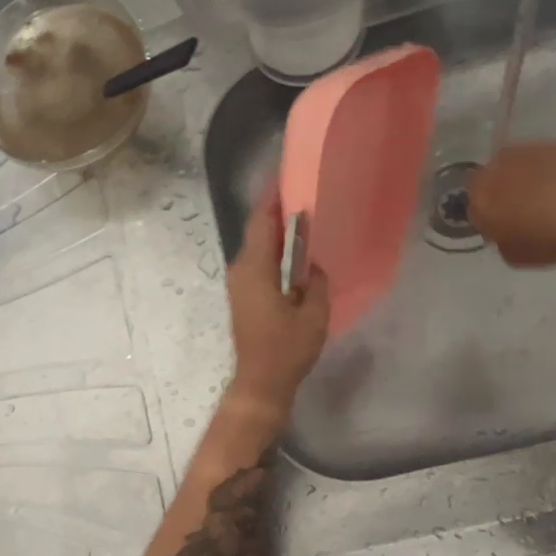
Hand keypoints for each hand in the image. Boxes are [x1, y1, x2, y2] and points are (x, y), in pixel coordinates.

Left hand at [224, 189, 329, 410]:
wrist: (260, 384)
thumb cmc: (286, 350)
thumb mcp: (313, 314)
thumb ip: (317, 282)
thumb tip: (314, 266)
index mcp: (255, 268)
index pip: (261, 220)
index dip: (272, 195)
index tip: (286, 172)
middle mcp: (241, 270)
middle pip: (258, 230)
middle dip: (277, 210)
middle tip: (304, 191)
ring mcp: (239, 285)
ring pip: (258, 248)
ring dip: (277, 233)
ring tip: (303, 218)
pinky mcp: (244, 298)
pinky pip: (259, 264)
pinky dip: (275, 253)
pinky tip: (295, 254)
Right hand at [469, 141, 555, 266]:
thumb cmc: (553, 236)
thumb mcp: (518, 256)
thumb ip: (504, 242)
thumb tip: (508, 232)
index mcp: (480, 198)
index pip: (473, 210)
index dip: (488, 222)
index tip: (504, 232)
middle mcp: (497, 167)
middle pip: (492, 181)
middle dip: (503, 195)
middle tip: (524, 216)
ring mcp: (529, 148)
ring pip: (519, 168)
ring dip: (528, 181)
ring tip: (552, 202)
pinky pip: (548, 161)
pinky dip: (554, 173)